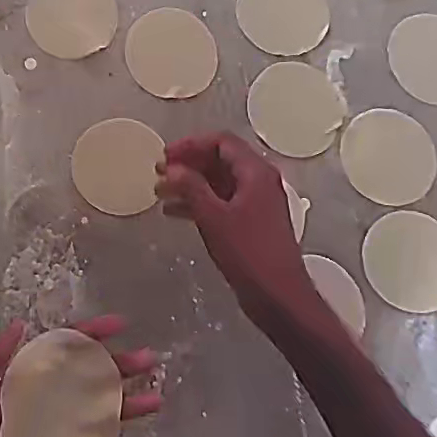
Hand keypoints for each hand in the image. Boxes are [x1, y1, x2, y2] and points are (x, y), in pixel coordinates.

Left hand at [0, 316, 160, 436]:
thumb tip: (19, 324)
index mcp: (25, 385)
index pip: (62, 352)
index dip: (89, 335)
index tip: (118, 325)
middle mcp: (48, 406)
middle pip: (90, 381)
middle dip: (121, 368)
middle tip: (149, 359)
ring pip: (101, 418)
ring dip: (129, 408)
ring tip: (155, 401)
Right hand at [156, 132, 319, 325]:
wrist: (278, 294)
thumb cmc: (247, 253)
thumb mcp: (214, 217)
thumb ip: (191, 188)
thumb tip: (171, 169)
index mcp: (256, 172)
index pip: (222, 142)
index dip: (190, 145)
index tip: (164, 156)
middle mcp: (259, 181)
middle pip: (220, 160)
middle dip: (188, 165)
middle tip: (159, 173)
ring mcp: (257, 203)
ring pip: (219, 183)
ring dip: (191, 185)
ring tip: (160, 193)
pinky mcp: (252, 223)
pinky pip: (223, 202)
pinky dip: (200, 203)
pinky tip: (175, 212)